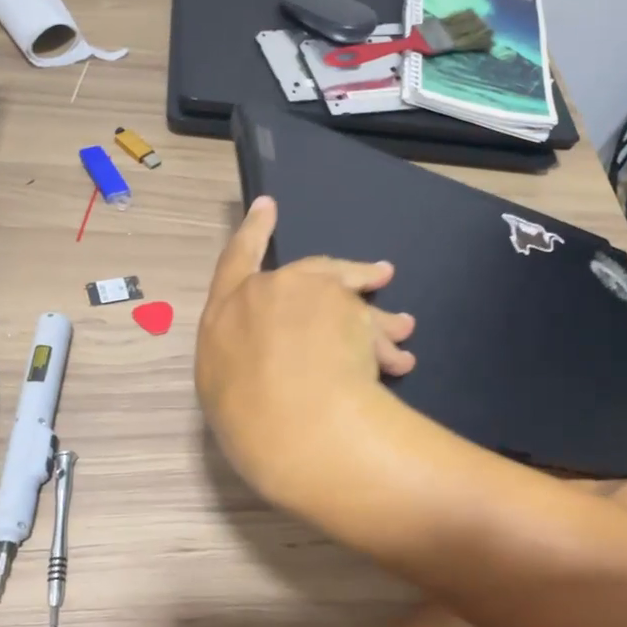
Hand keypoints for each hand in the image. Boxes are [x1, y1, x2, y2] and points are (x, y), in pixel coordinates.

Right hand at [197, 196, 417, 497]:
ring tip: (403, 327)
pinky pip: (376, 328)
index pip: (236, 260)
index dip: (252, 231)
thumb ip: (240, 361)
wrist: (293, 420)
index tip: (268, 206)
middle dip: (343, 272)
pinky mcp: (356, 312)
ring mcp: (315, 296)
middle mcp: (272, 291)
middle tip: (377, 274)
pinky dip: (389, 344)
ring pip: (353, 295)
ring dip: (378, 311)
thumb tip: (262, 360)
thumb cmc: (245, 416)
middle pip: (310, 269)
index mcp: (226, 310)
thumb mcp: (222, 389)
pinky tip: (403, 361)